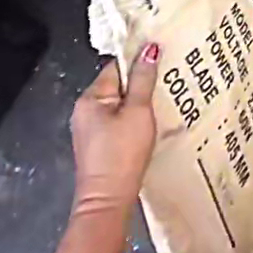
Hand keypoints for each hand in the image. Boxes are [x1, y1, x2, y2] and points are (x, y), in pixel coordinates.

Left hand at [70, 43, 159, 216]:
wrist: (108, 204)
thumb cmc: (122, 154)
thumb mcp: (138, 112)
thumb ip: (143, 79)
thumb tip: (149, 48)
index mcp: (91, 97)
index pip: (116, 66)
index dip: (138, 62)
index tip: (161, 60)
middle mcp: (84, 110)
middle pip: (116, 85)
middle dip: (140, 84)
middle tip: (168, 82)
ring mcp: (89, 130)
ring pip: (118, 106)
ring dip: (137, 105)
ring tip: (163, 102)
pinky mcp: (96, 148)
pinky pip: (116, 123)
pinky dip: (131, 122)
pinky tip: (149, 127)